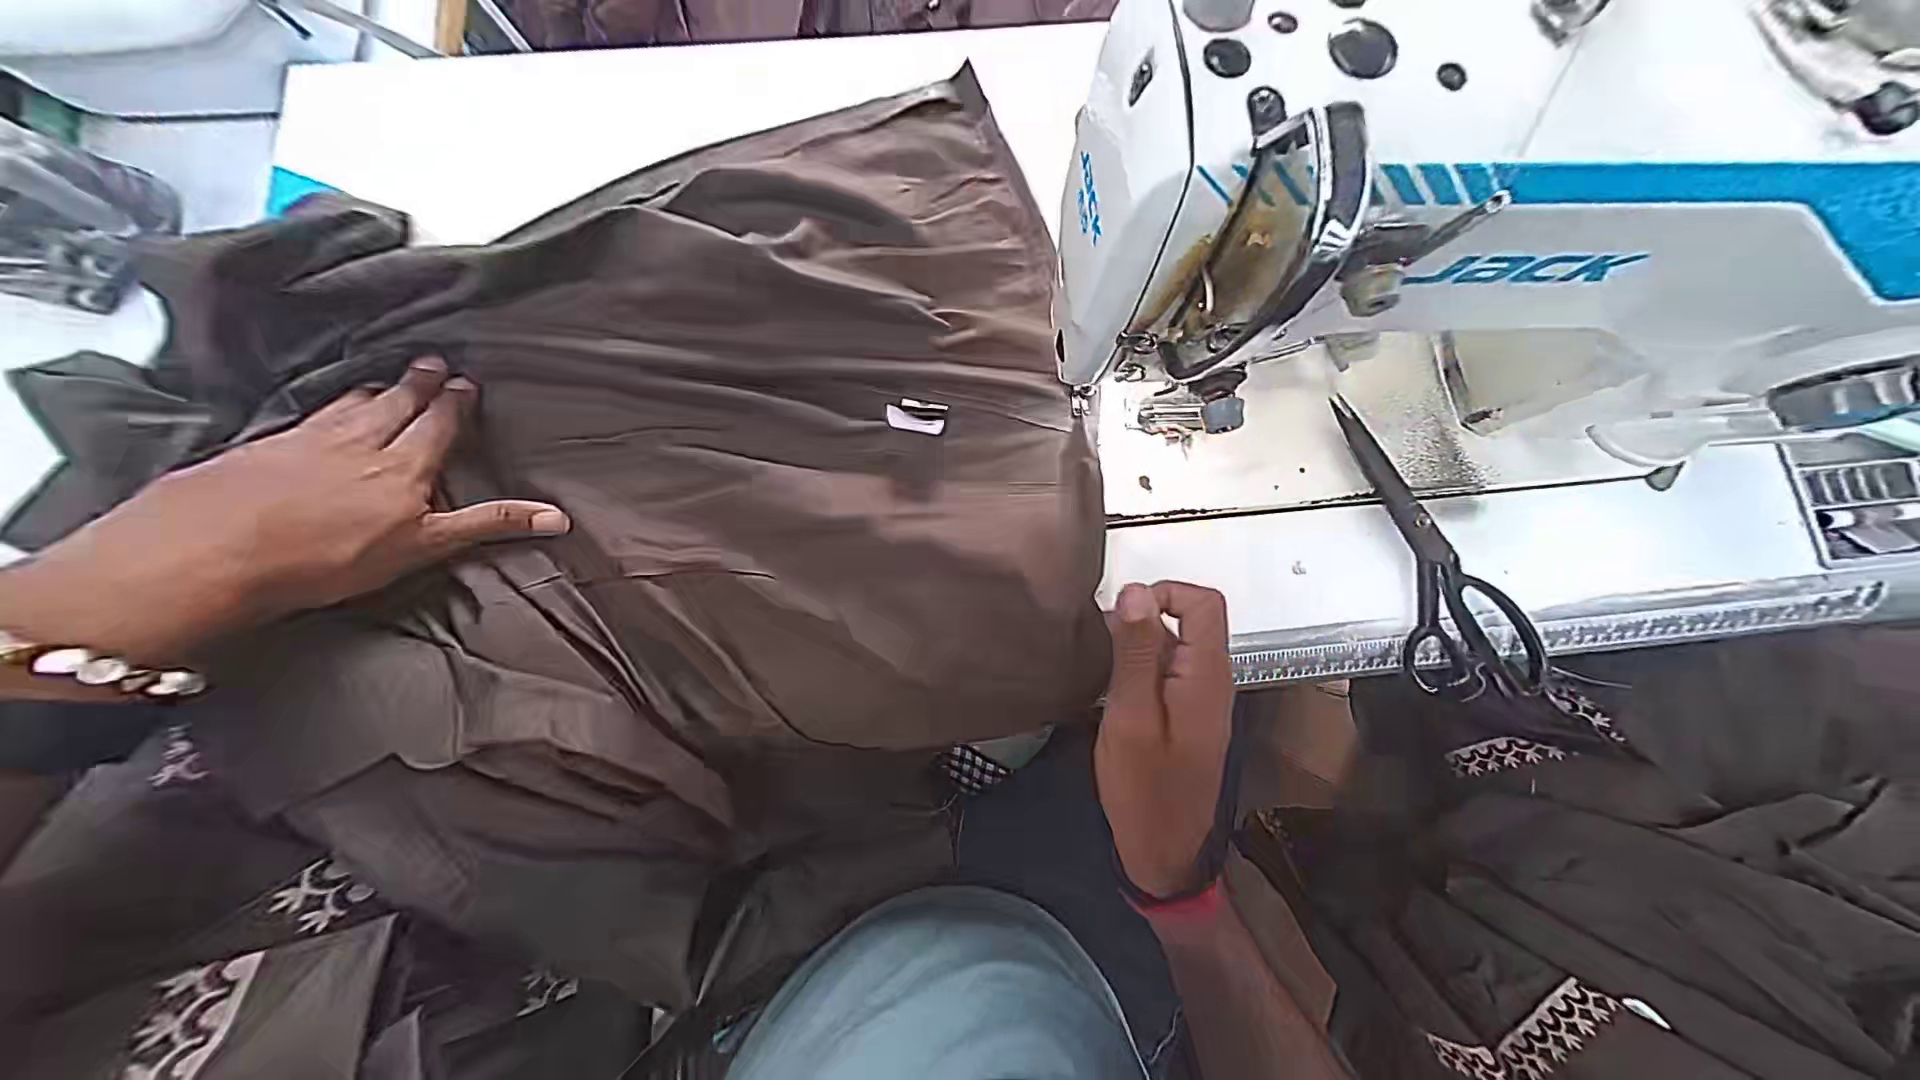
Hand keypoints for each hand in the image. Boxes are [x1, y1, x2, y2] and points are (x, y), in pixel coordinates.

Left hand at [0, 357, 568, 660]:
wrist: (204, 555)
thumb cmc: (327, 557)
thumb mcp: (424, 546)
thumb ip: (490, 524)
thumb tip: (558, 518)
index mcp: (402, 466)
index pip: (437, 425)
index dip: (454, 403)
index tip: (465, 382)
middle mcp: (356, 443)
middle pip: (395, 404)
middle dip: (417, 384)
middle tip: (431, 362)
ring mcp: (302, 442)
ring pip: (348, 405)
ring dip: (373, 390)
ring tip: (385, 379)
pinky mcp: (256, 450)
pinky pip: (305, 417)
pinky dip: (324, 407)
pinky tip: (320, 412)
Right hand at [1094, 581, 1234, 898]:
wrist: (1164, 851)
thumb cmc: (1145, 787)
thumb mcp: (1132, 715)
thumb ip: (1136, 652)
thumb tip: (1136, 592)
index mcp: (1206, 675)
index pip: (1204, 602)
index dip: (1165, 591)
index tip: (1122, 614)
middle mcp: (1212, 680)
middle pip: (1189, 621)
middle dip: (1143, 621)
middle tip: (1101, 648)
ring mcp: (1202, 700)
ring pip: (1175, 647)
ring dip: (1138, 647)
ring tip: (1101, 670)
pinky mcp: (1188, 717)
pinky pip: (1168, 673)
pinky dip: (1141, 670)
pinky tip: (1112, 691)